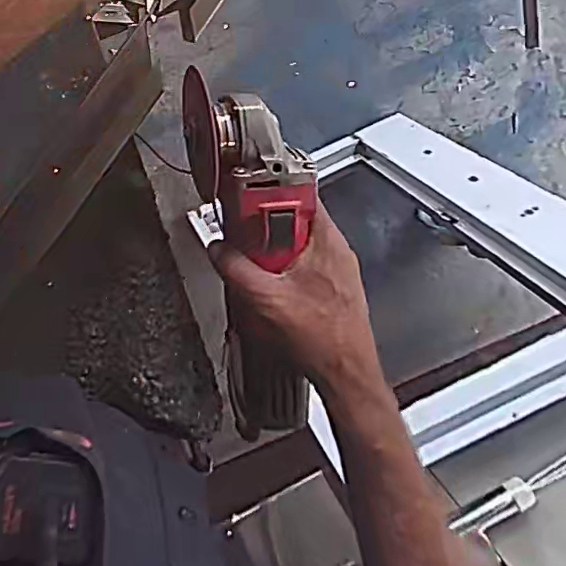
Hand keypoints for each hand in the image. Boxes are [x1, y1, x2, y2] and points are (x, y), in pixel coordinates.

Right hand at [207, 205, 386, 402]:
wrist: (347, 376)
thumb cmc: (324, 341)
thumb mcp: (266, 300)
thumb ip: (235, 269)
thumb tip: (218, 250)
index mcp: (327, 239)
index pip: (301, 192)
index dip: (272, 189)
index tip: (250, 196)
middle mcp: (335, 248)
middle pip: (294, 217)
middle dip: (267, 225)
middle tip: (248, 238)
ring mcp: (336, 268)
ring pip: (297, 242)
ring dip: (274, 250)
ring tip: (259, 266)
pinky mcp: (333, 285)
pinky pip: (304, 263)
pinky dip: (285, 268)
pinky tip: (274, 289)